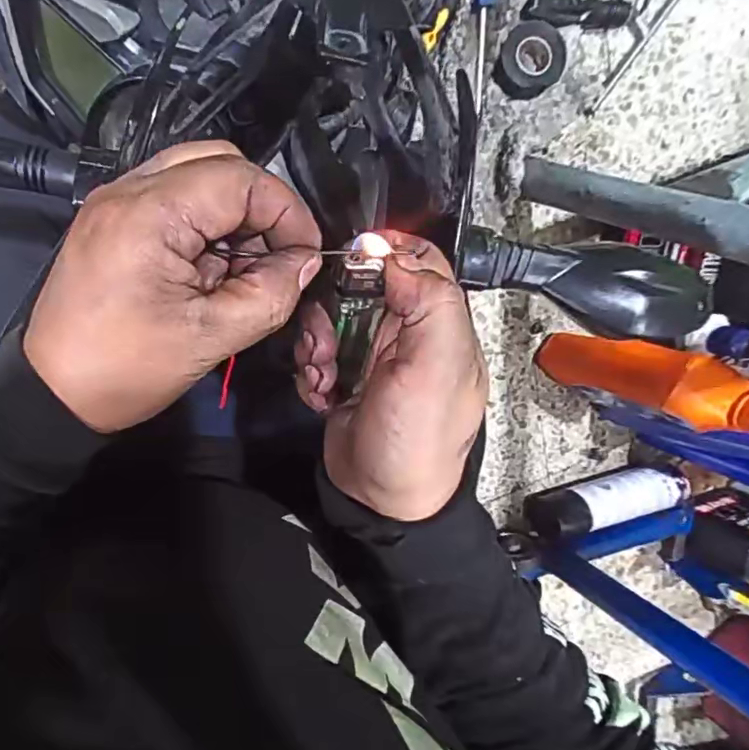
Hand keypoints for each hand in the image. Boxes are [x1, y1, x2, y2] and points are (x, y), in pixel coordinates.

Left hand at [24, 141, 322, 432]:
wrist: (54, 395)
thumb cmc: (119, 373)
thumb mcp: (208, 338)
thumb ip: (269, 294)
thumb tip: (302, 264)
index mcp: (147, 214)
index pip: (241, 179)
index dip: (286, 213)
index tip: (304, 253)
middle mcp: (124, 194)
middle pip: (218, 163)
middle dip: (258, 208)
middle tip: (275, 258)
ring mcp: (111, 206)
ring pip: (194, 178)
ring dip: (229, 217)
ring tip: (238, 271)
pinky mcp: (107, 225)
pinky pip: (167, 202)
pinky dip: (199, 227)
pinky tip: (205, 270)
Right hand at [294, 236, 487, 520]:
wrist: (380, 497)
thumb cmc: (416, 438)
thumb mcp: (435, 365)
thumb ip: (426, 300)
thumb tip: (391, 251)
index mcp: (439, 324)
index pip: (417, 261)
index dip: (382, 252)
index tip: (347, 260)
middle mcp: (405, 336)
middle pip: (359, 290)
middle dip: (332, 310)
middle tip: (325, 342)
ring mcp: (371, 359)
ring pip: (330, 322)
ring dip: (315, 345)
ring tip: (322, 375)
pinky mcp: (343, 380)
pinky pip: (315, 355)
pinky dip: (309, 370)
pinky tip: (319, 392)